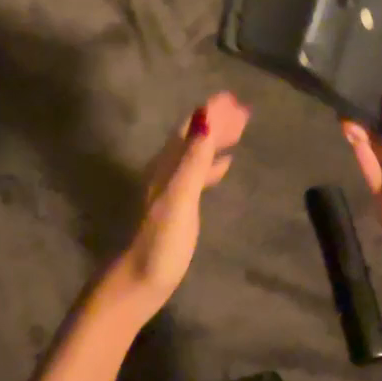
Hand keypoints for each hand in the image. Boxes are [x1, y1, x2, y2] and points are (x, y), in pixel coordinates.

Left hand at [99, 92, 248, 323]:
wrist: (137, 282)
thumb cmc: (161, 243)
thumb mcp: (180, 198)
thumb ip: (193, 159)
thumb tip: (205, 115)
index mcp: (166, 165)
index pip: (190, 128)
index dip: (211, 112)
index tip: (234, 97)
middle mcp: (165, 171)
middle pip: (192, 137)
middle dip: (215, 121)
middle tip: (244, 110)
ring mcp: (169, 189)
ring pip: (195, 153)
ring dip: (215, 139)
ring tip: (240, 130)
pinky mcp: (176, 208)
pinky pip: (196, 174)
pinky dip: (211, 163)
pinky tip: (224, 166)